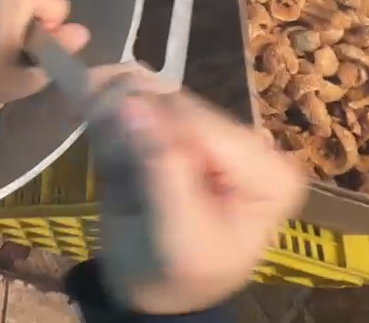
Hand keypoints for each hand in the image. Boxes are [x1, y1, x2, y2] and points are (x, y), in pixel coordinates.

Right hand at [89, 66, 306, 313]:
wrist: (147, 285)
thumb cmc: (173, 273)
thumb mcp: (177, 236)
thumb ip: (162, 169)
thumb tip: (130, 104)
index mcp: (266, 169)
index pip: (198, 122)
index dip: (151, 134)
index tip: (117, 159)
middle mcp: (239, 136)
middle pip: (167, 98)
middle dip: (126, 126)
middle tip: (110, 167)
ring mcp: (201, 122)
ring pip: (141, 84)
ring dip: (110, 117)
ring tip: (109, 163)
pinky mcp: (168, 117)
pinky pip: (125, 88)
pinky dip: (103, 110)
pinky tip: (103, 144)